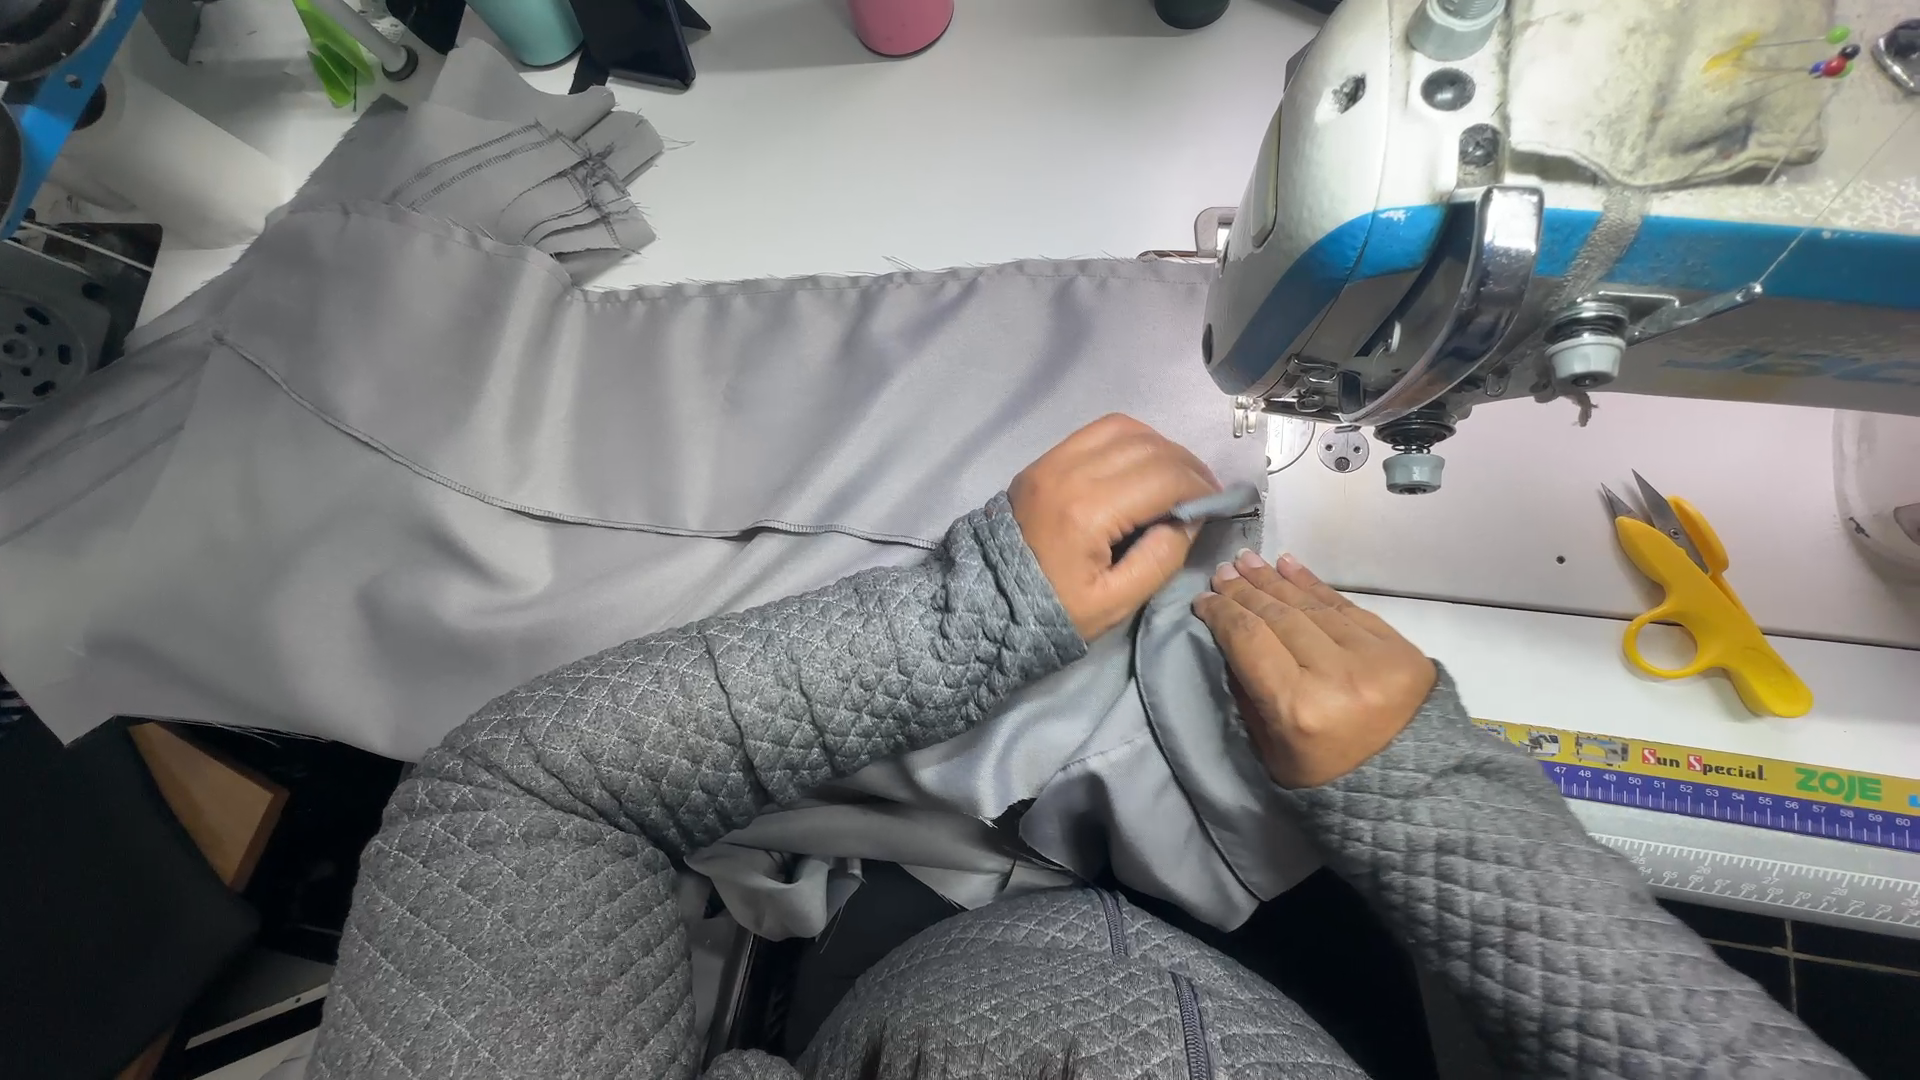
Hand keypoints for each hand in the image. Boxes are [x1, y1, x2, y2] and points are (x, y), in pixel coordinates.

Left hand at [1010, 414, 1220, 640]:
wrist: (985, 603)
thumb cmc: (1052, 611)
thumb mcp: (1114, 602)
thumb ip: (1160, 558)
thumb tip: (1190, 518)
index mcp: (1087, 511)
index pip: (1163, 478)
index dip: (1200, 487)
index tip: (1217, 504)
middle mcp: (1069, 473)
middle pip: (1149, 447)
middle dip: (1186, 466)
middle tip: (1203, 491)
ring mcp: (1050, 462)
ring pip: (1123, 429)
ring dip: (1160, 447)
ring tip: (1176, 477)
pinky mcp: (1041, 462)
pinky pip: (1095, 432)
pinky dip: (1129, 440)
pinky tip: (1141, 466)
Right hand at [1192, 549, 1435, 787]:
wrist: (1408, 787)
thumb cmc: (1324, 773)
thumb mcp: (1268, 747)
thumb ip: (1247, 690)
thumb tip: (1229, 635)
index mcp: (1298, 708)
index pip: (1249, 640)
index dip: (1221, 613)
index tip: (1202, 600)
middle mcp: (1337, 676)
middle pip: (1277, 618)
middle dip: (1244, 591)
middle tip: (1221, 572)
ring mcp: (1373, 658)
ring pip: (1311, 605)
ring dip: (1274, 580)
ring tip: (1248, 561)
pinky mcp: (1398, 648)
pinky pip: (1346, 606)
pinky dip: (1314, 584)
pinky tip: (1288, 565)